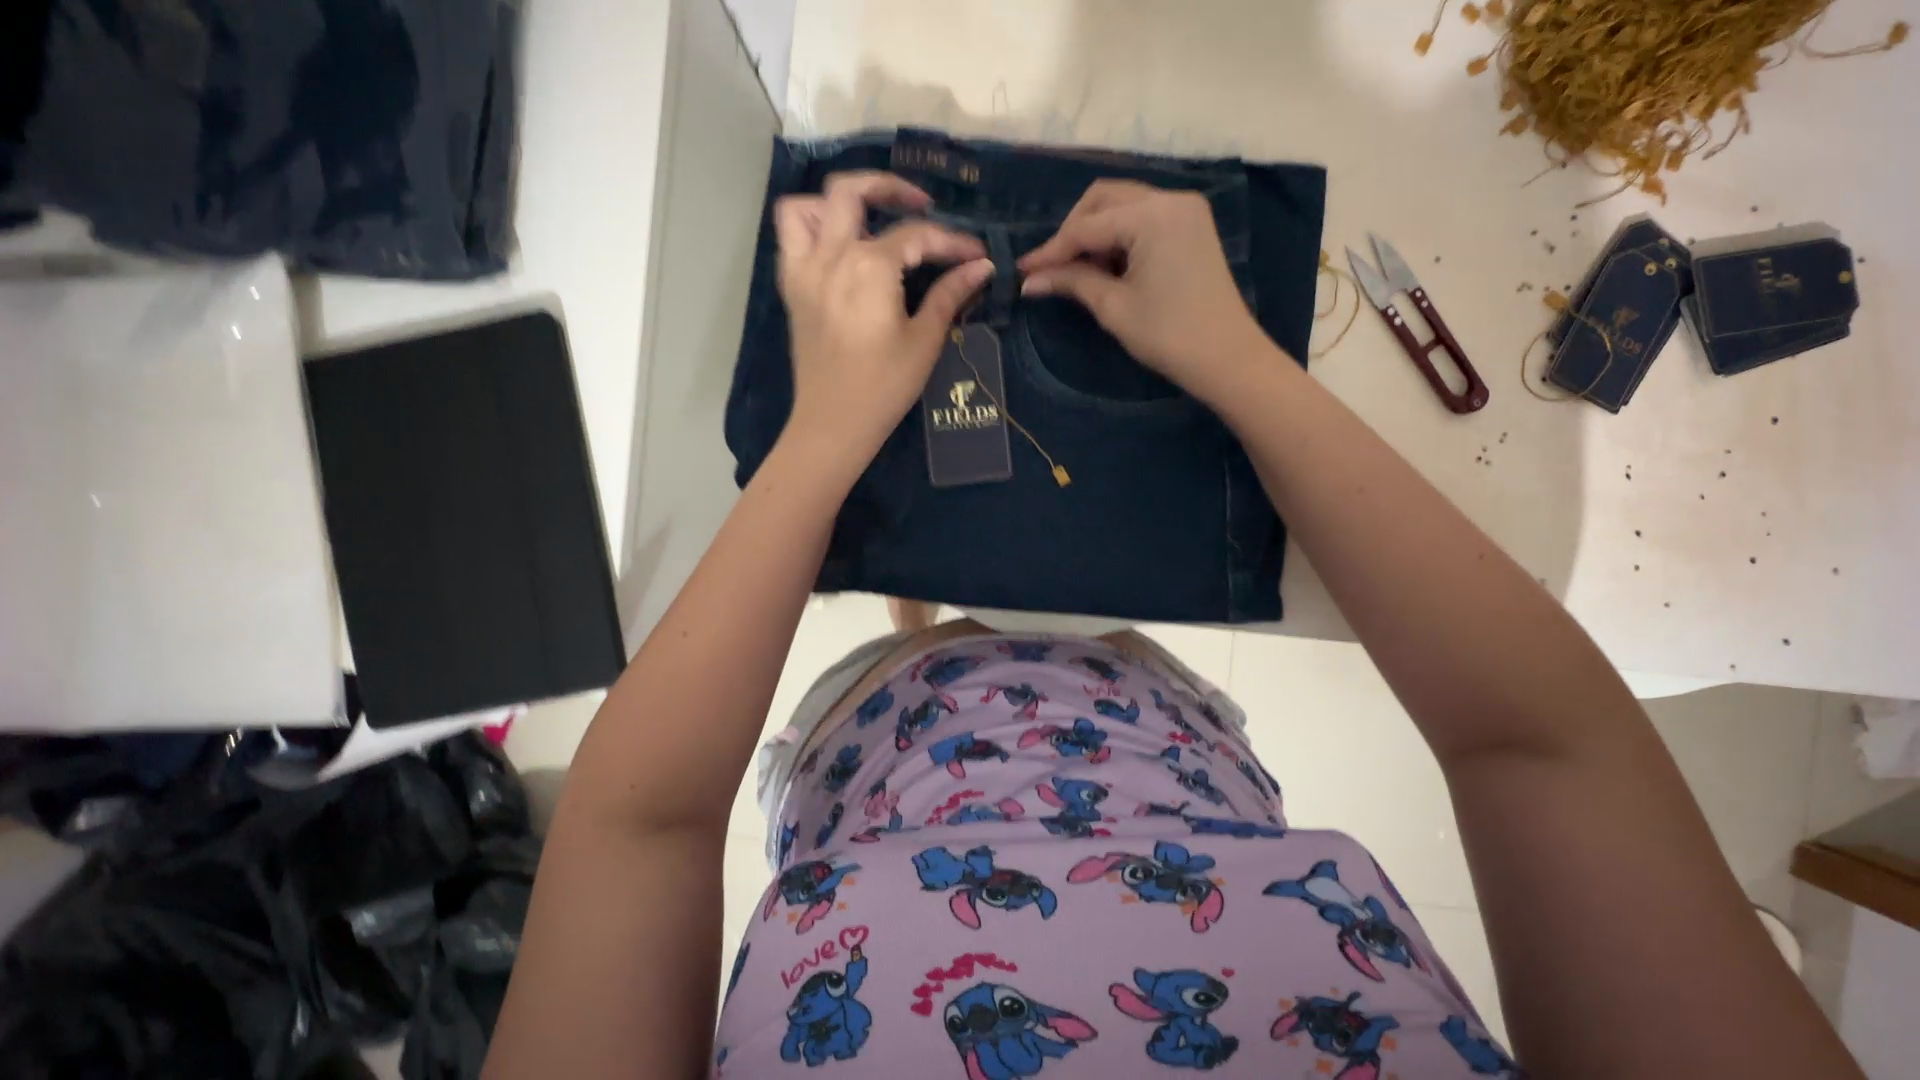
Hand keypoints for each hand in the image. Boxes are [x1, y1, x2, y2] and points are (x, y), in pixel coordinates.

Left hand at [776, 171, 992, 471]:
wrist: (833, 423)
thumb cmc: (883, 386)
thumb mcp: (924, 340)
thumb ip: (949, 294)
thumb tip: (981, 267)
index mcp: (869, 267)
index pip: (917, 235)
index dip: (952, 242)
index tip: (977, 255)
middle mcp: (831, 255)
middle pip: (851, 190)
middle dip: (890, 187)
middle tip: (919, 206)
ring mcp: (805, 270)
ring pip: (807, 206)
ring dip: (837, 203)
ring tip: (867, 221)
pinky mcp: (792, 288)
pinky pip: (790, 239)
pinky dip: (811, 228)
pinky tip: (839, 249)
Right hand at [1018, 181, 1272, 395]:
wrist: (1227, 357)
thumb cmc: (1168, 335)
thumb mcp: (1113, 307)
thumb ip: (1072, 282)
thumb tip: (1030, 280)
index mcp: (1152, 216)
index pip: (1087, 225)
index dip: (1051, 250)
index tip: (1023, 270)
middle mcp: (1170, 199)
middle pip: (1104, 199)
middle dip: (1073, 231)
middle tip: (1053, 269)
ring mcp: (1185, 210)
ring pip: (1122, 205)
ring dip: (1095, 232)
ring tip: (1080, 271)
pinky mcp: (1191, 226)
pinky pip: (1143, 217)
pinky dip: (1119, 235)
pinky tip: (1107, 266)